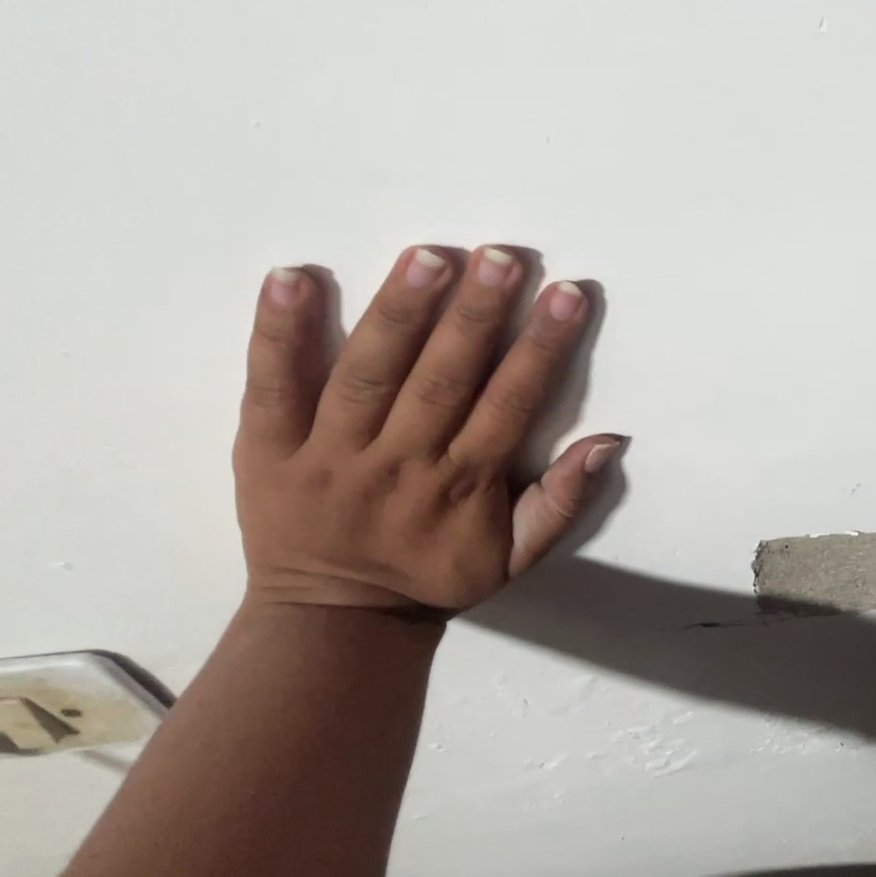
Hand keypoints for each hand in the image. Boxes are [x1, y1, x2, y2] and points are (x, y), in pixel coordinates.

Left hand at [234, 246, 620, 614]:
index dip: (542, 346)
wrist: (333, 621)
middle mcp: (400, 462)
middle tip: (503, 255)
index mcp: (464, 485)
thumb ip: (564, 501)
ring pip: (368, 372)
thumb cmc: (437, 578)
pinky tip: (294, 277)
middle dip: (476, 313)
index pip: (511, 402)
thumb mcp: (519, 556)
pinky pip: (270, 386)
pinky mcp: (266, 449)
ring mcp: (329, 453)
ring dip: (399, 310)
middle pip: (443, 377)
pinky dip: (278, 332)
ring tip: (430, 255)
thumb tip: (609, 441)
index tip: (568, 294)